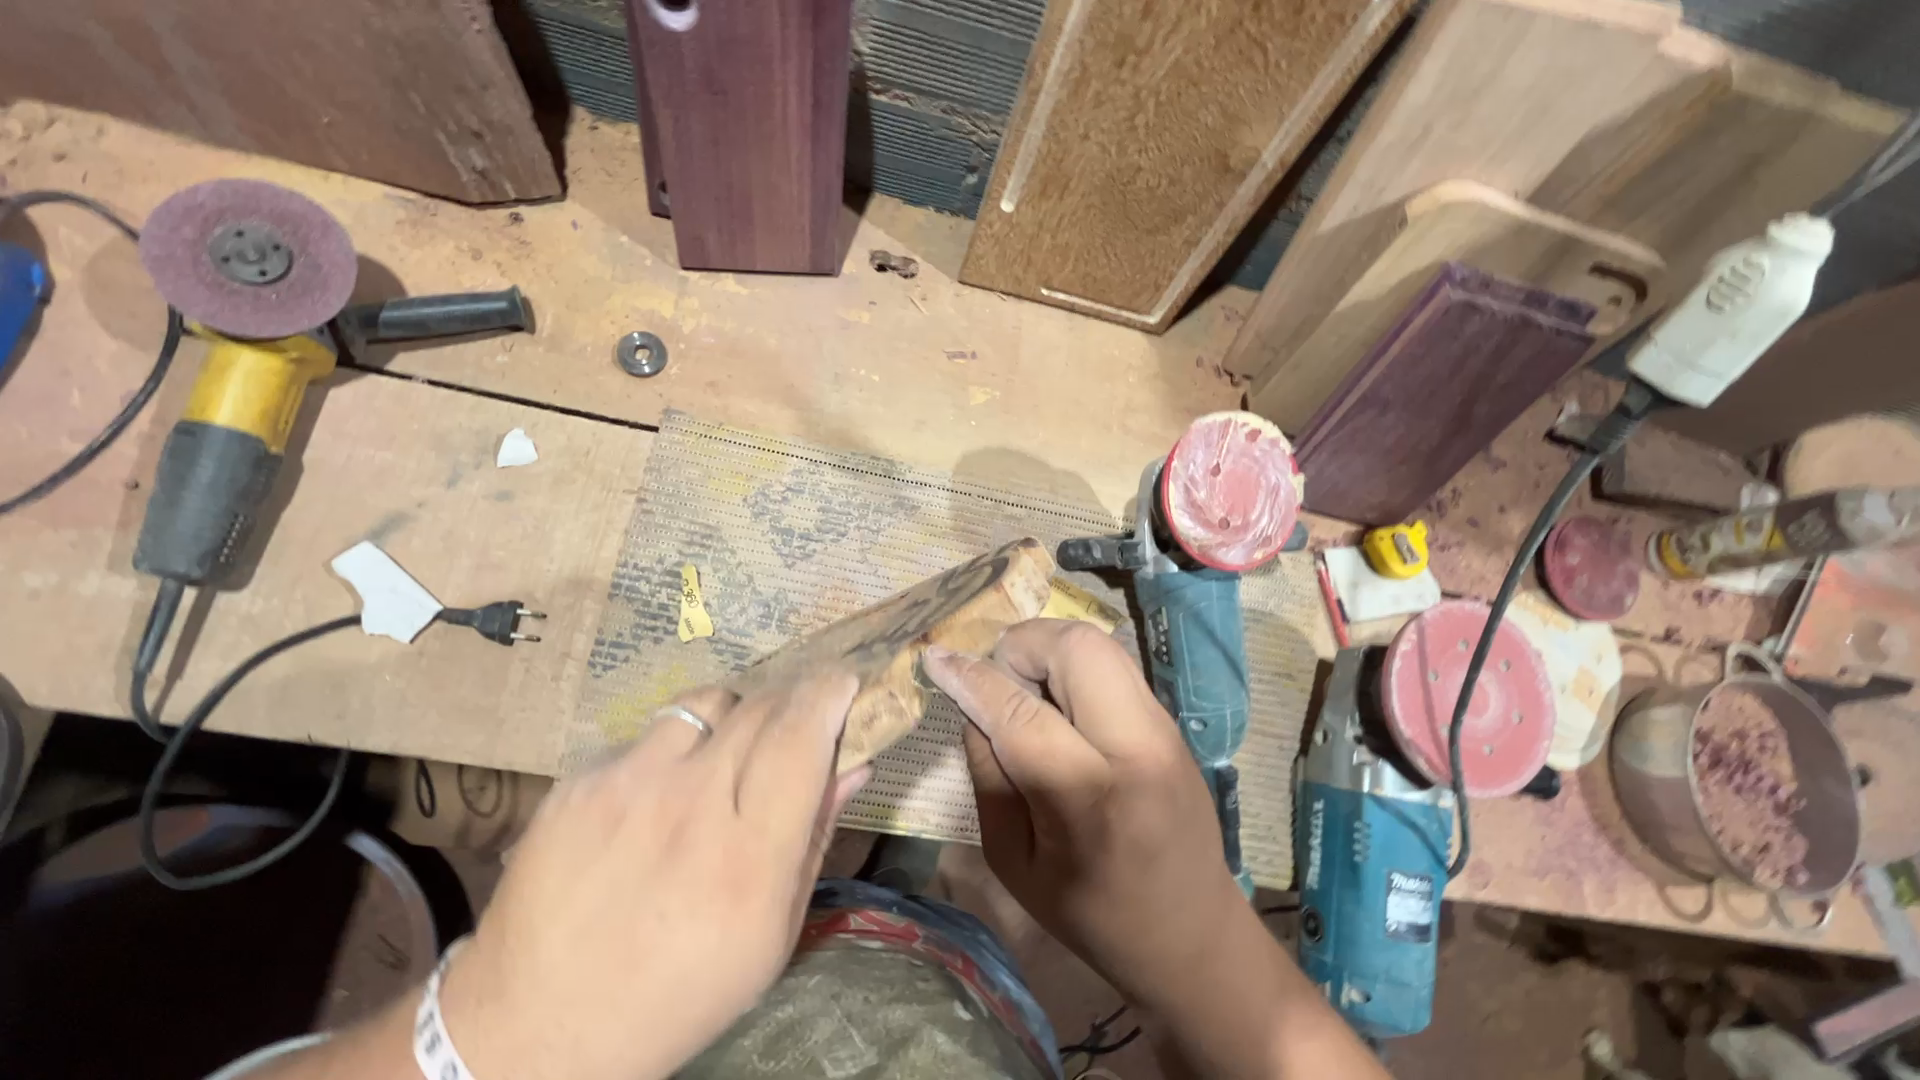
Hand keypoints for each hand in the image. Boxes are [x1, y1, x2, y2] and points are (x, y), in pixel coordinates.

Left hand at [434, 672, 867, 1079]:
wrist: (538, 1027)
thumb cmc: (679, 993)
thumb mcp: (771, 938)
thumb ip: (814, 840)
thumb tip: (853, 765)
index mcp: (749, 859)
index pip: (801, 737)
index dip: (830, 694)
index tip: (844, 682)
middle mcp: (690, 807)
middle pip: (760, 708)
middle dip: (793, 700)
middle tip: (798, 719)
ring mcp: (627, 788)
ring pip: (706, 704)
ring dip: (734, 718)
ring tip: (725, 757)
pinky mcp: (579, 784)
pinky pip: (649, 737)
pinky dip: (674, 752)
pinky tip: (658, 800)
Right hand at [922, 620, 1244, 1006]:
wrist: (1191, 932)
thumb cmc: (1090, 912)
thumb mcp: (1012, 861)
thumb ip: (988, 775)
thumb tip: (974, 707)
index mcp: (1087, 794)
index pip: (1018, 708)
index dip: (970, 677)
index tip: (936, 659)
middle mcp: (1136, 746)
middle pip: (1076, 646)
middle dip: (1023, 647)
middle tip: (1001, 684)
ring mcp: (1164, 729)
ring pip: (1101, 644)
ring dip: (1051, 653)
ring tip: (1030, 696)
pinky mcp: (1173, 725)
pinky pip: (1116, 668)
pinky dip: (1078, 670)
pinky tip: (1064, 711)